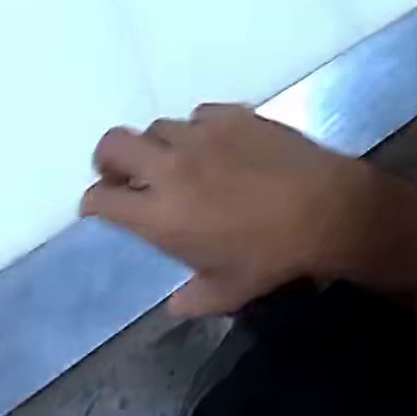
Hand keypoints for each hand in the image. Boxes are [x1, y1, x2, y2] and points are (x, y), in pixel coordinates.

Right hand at [79, 104, 382, 316]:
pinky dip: (199, 127)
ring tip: (178, 157)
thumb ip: (192, 298)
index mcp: (160, 215)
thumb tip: (175, 304)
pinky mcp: (235, 114)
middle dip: (110, 157)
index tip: (102, 204)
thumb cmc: (271, 254)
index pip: (102, 199)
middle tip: (124, 170)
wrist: (321, 205)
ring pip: (160, 124)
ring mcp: (204, 135)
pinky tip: (217, 141)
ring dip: (160, 143)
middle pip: (115, 144)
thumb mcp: (226, 290)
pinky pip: (201, 112)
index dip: (95, 201)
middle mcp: (172, 168)